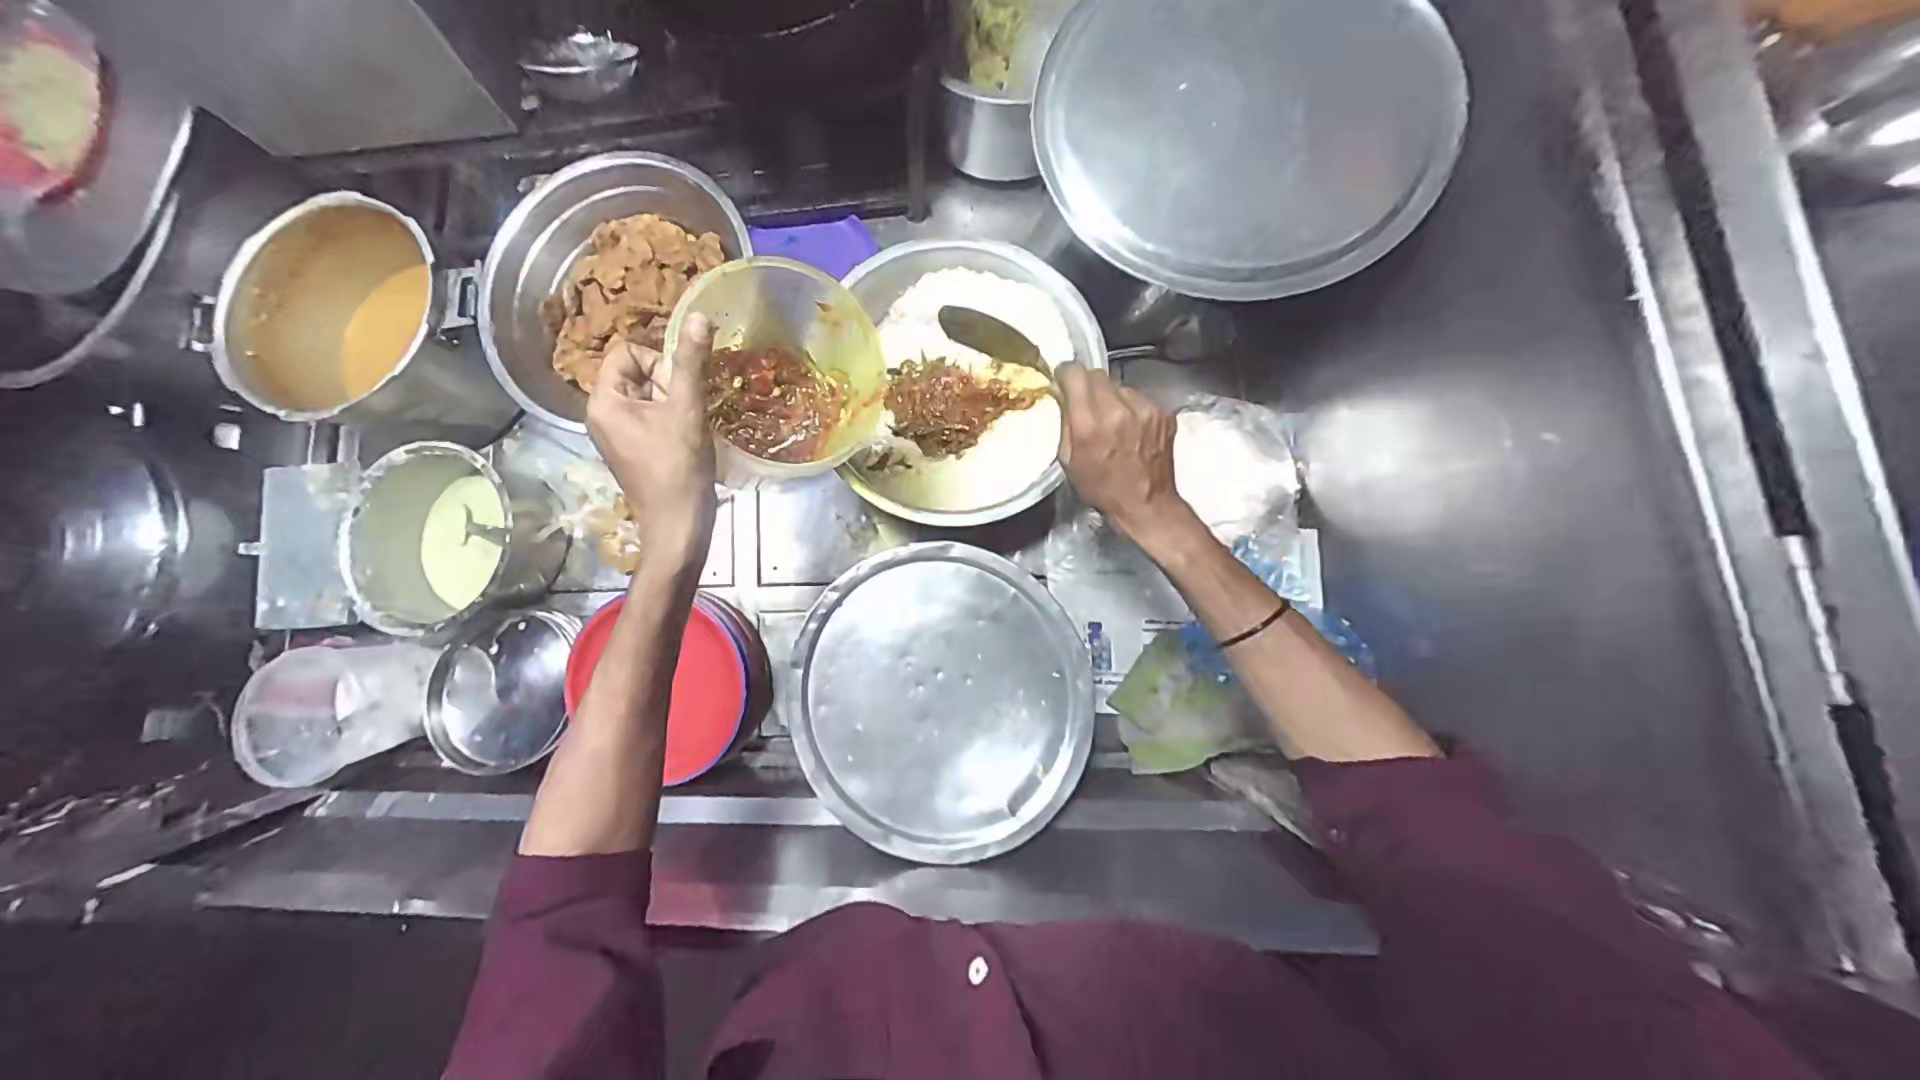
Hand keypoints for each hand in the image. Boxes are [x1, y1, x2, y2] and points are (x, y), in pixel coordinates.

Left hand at [587, 313, 716, 573]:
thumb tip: (700, 317)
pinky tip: (688, 441)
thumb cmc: (679, 466)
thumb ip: (690, 362)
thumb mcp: (687, 408)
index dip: (659, 363)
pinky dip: (672, 422)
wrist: (679, 522)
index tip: (680, 389)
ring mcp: (615, 436)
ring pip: (648, 399)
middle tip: (687, 413)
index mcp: (603, 402)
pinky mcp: (632, 452)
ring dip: (675, 404)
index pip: (626, 354)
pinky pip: (650, 420)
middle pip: (637, 375)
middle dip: (669, 386)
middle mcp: (601, 416)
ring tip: (690, 429)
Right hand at [1056, 363, 1201, 553]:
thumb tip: (1062, 396)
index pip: (1075, 373)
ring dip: (1111, 397)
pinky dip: (1131, 407)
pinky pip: (1139, 398)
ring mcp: (1144, 409)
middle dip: (1087, 385)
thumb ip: (1065, 423)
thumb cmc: (1102, 488)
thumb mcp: (1068, 460)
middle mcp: (1118, 409)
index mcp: (1090, 423)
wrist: (1146, 503)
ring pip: (1119, 385)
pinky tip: (1131, 428)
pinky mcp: (1162, 412)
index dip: (1066, 374)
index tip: (1064, 381)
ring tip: (1112, 420)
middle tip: (1086, 404)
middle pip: (1097, 374)